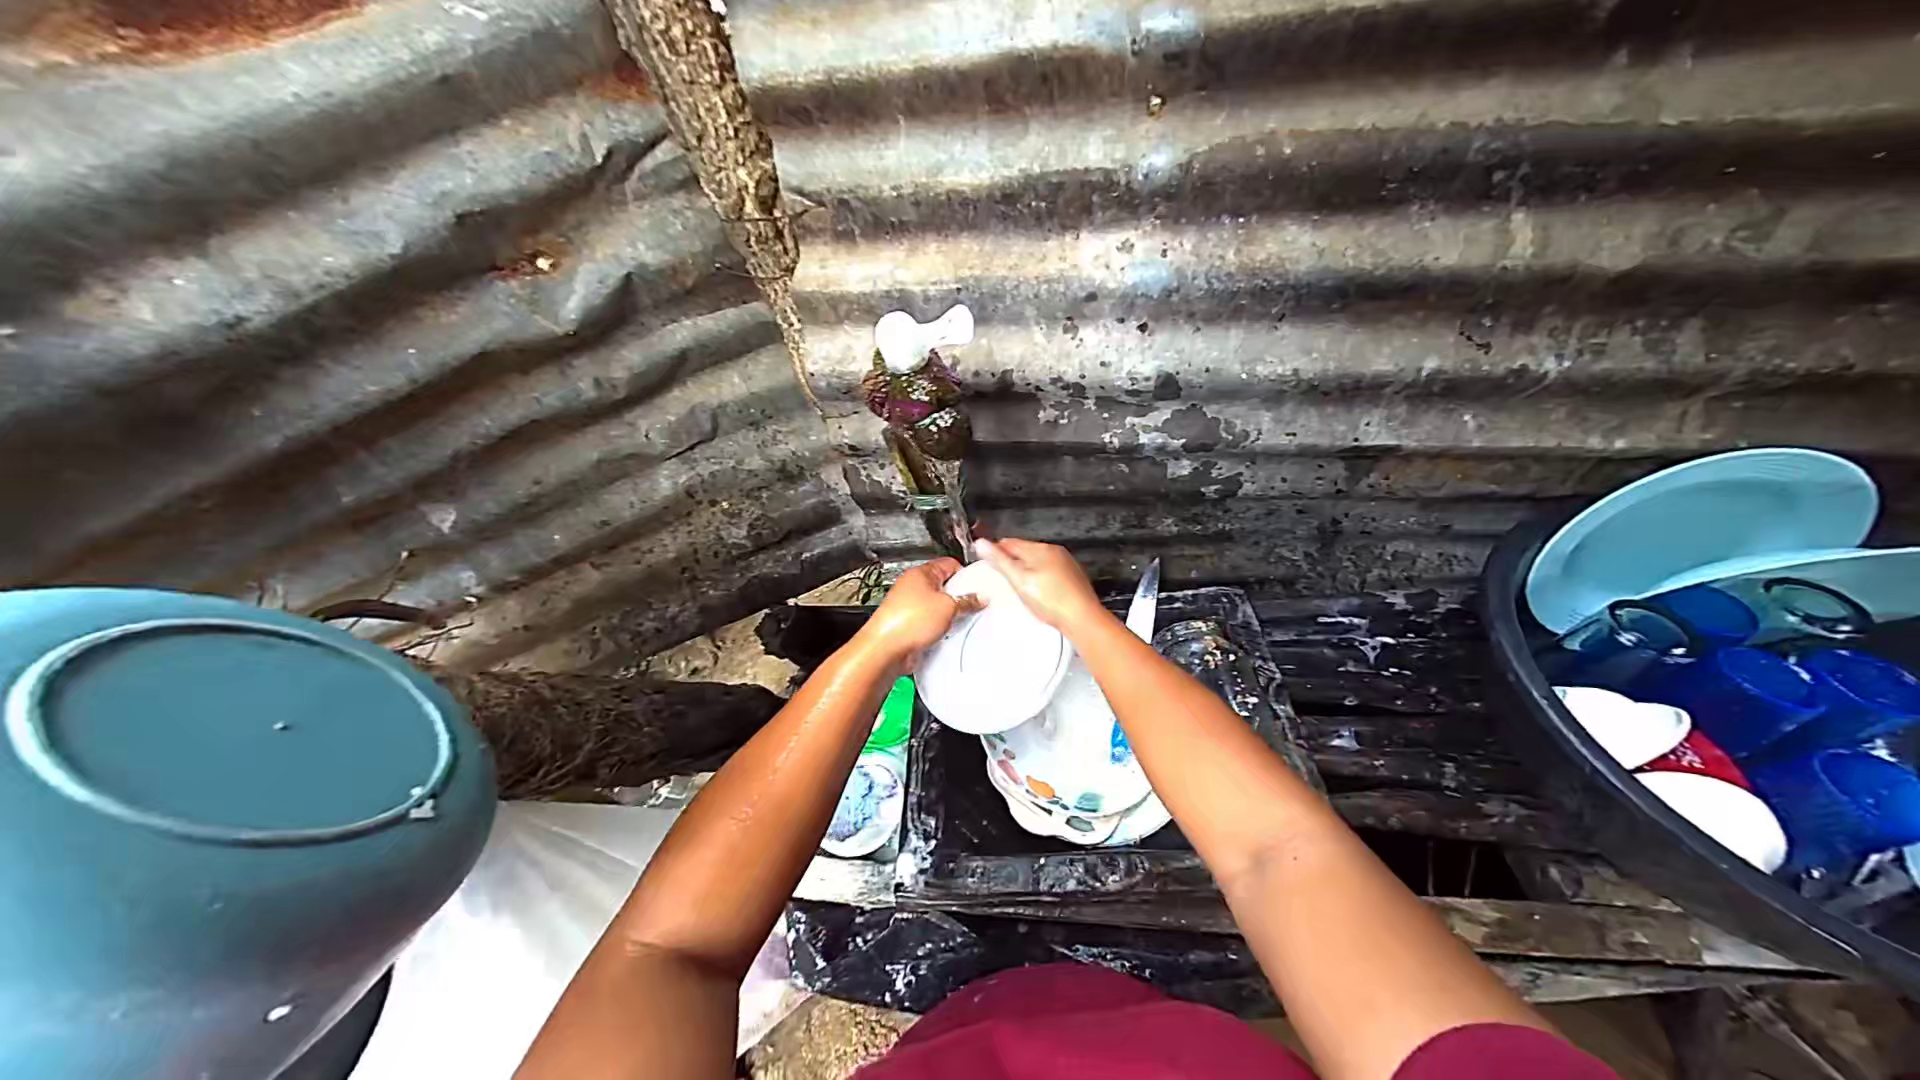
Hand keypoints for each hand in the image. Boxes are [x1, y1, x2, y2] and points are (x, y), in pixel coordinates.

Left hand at [852, 558, 980, 674]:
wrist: (886, 650)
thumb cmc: (906, 622)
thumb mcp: (947, 607)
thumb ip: (966, 601)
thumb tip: (979, 597)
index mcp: (920, 574)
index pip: (948, 564)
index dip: (965, 573)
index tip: (978, 585)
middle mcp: (913, 588)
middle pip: (944, 587)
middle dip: (959, 597)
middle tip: (972, 605)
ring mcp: (910, 607)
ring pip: (938, 607)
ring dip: (950, 616)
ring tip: (959, 622)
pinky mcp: (909, 626)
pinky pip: (931, 624)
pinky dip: (941, 629)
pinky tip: (948, 635)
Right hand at [971, 538, 1107, 633]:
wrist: (1082, 619)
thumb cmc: (1053, 601)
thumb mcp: (1019, 580)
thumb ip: (999, 560)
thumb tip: (982, 544)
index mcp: (1041, 549)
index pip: (1009, 542)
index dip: (995, 551)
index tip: (987, 560)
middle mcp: (1055, 552)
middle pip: (1024, 551)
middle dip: (1012, 561)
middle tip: (1003, 578)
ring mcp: (1066, 565)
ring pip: (1038, 562)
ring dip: (1027, 570)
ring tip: (1021, 588)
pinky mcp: (1072, 578)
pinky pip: (1050, 573)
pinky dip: (1041, 580)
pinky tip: (1039, 594)